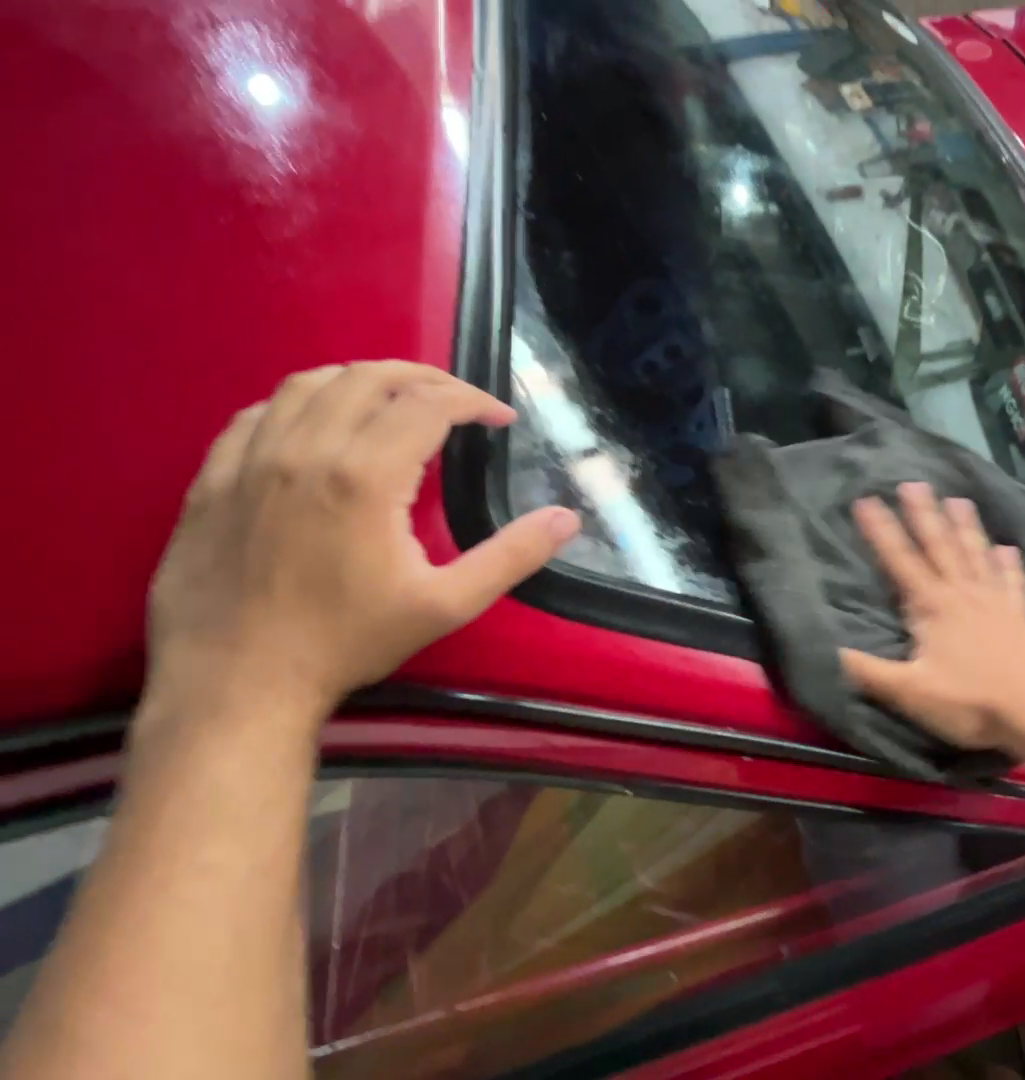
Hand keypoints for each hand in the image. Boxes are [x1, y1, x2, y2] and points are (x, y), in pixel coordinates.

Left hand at [144, 362, 580, 727]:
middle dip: (426, 377)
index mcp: (364, 476)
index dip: (473, 400)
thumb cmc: (349, 641)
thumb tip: (566, 518)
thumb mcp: (448, 604)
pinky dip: (302, 402)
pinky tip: (323, 423)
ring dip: (364, 379)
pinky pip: (257, 413)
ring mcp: (249, 461)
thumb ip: (512, 555)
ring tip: (399, 399)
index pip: (427, 404)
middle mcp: (305, 451)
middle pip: (368, 378)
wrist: (235, 682)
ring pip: (308, 384)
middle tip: (461, 400)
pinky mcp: (212, 479)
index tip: (502, 419)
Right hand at [839, 482, 1024, 752]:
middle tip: (913, 482)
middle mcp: (964, 593)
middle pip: (941, 546)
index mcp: (934, 607)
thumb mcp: (910, 693)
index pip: (901, 561)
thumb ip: (868, 671)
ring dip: (966, 527)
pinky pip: (1013, 581)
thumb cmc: (968, 703)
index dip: (881, 531)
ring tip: (958, 499)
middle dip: (924, 514)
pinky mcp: (1019, 615)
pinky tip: (1008, 548)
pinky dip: (1009, 563)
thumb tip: (828, 650)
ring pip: (977, 554)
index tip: (867, 500)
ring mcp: (995, 601)